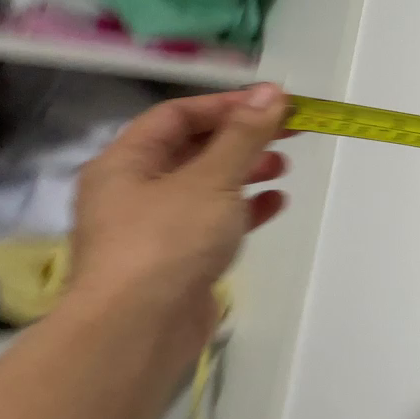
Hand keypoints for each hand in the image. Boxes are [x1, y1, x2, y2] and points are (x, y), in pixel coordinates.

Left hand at [67, 84, 290, 356]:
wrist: (139, 325)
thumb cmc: (168, 241)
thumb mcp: (212, 179)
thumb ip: (244, 135)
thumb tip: (272, 93)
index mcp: (126, 164)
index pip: (177, 116)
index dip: (228, 104)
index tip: (279, 103)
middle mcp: (134, 189)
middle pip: (193, 148)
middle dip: (242, 137)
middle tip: (293, 131)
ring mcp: (155, 225)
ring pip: (207, 183)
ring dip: (247, 170)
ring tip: (284, 168)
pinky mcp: (179, 255)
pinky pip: (217, 218)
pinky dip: (247, 206)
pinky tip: (275, 203)